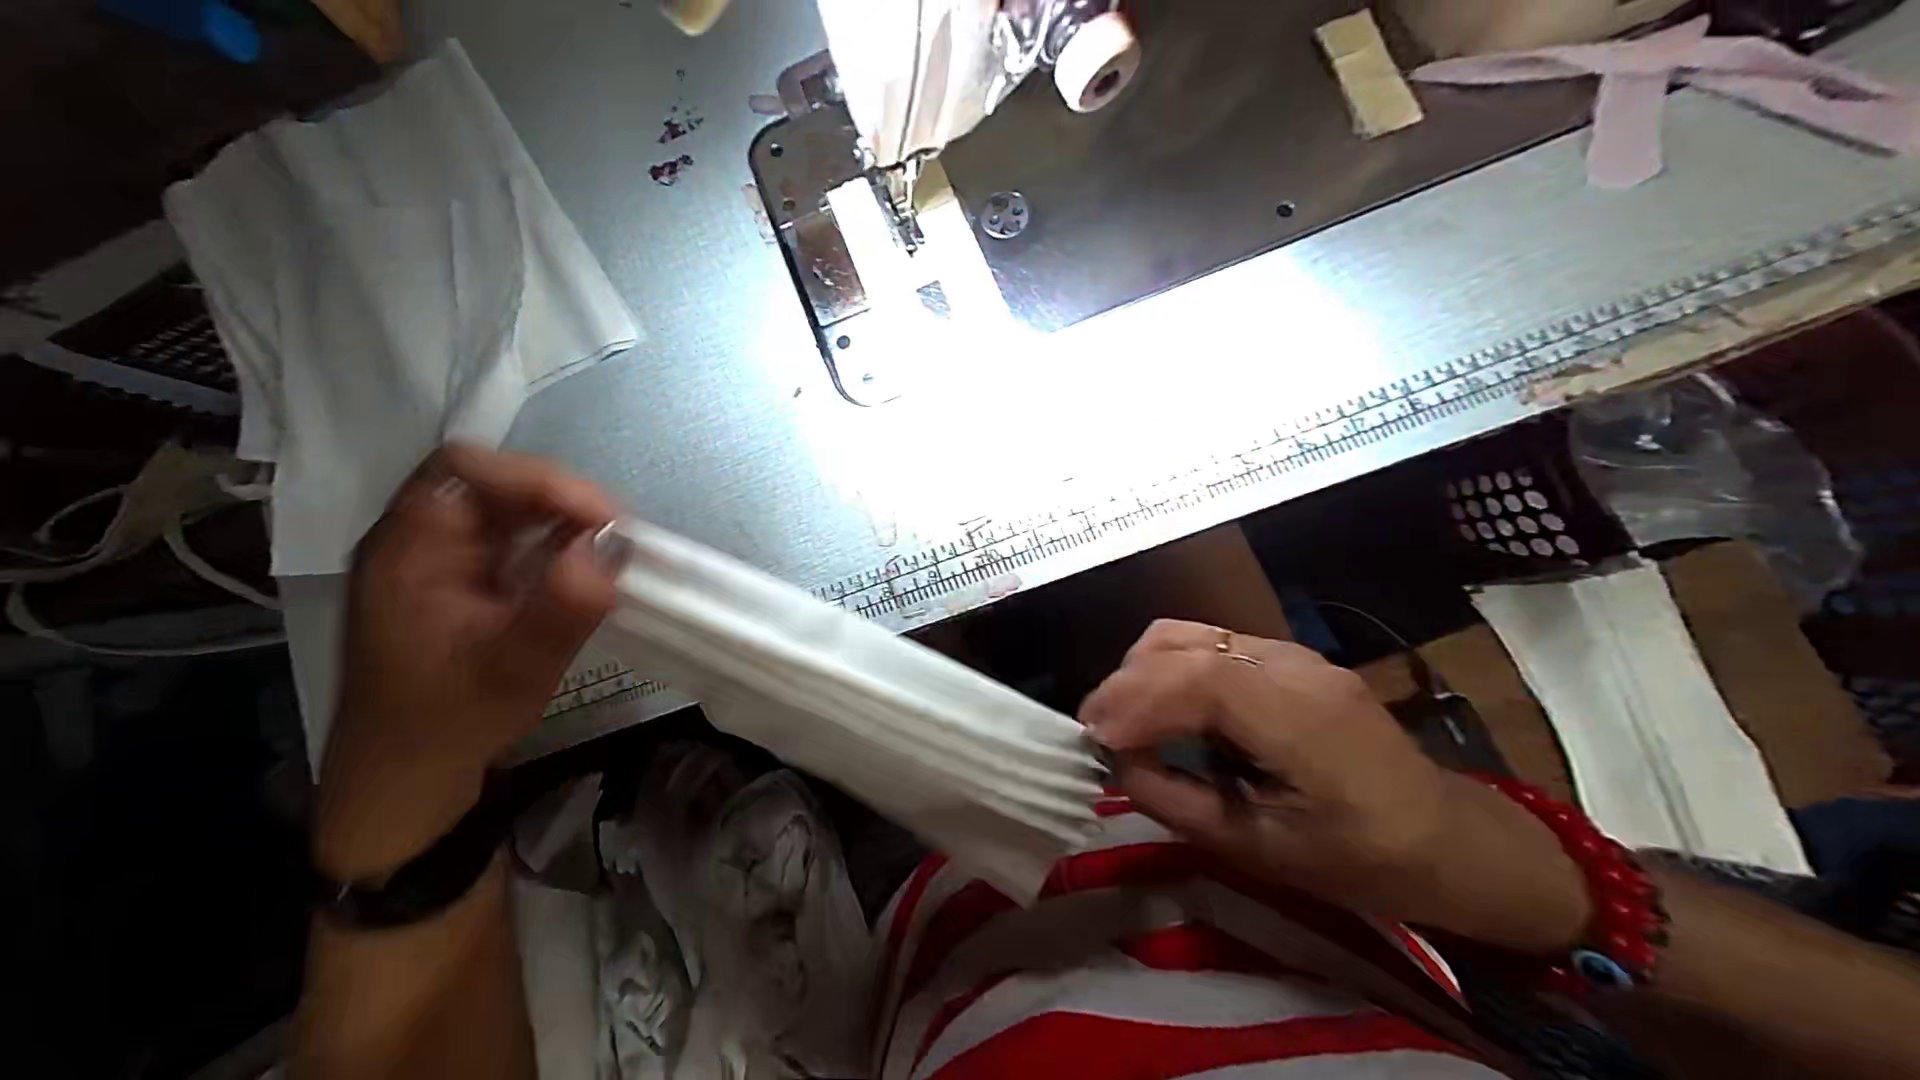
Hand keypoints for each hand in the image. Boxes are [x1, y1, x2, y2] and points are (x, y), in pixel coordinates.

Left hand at [314, 443, 619, 878]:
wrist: (406, 777)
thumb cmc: (448, 724)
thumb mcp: (514, 670)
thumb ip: (564, 607)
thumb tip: (617, 544)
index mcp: (410, 550)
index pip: (466, 469)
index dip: (539, 479)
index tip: (601, 519)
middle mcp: (423, 540)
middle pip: (495, 481)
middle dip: (564, 500)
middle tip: (619, 537)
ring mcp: (446, 558)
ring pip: (514, 507)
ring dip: (569, 521)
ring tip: (613, 552)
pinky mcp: (470, 577)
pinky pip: (521, 538)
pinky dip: (562, 543)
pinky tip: (589, 568)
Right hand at [1080, 619, 1591, 953]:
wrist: (1449, 839)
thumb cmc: (1362, 859)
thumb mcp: (1262, 850)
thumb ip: (1178, 801)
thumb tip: (1118, 764)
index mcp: (1299, 717)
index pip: (1196, 679)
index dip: (1132, 700)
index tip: (1092, 740)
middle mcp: (1290, 665)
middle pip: (1179, 643)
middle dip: (1123, 686)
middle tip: (1098, 736)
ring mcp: (1288, 653)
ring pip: (1186, 634)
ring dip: (1141, 672)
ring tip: (1124, 722)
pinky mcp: (1284, 656)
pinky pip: (1206, 645)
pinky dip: (1168, 671)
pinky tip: (1165, 710)